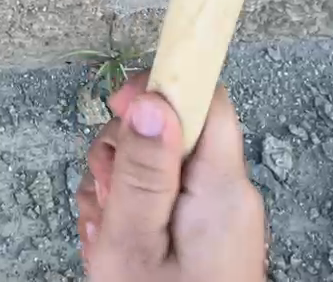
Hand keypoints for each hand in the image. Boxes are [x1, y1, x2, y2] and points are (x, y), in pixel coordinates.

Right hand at [74, 79, 266, 280]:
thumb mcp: (135, 243)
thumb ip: (144, 169)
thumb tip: (153, 100)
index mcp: (222, 189)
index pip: (206, 97)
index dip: (159, 88)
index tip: (119, 107)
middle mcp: (226, 192)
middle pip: (168, 127)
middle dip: (121, 149)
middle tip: (106, 195)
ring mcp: (213, 213)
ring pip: (152, 160)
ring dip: (115, 183)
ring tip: (107, 230)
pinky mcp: (200, 230)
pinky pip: (156, 193)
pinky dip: (125, 208)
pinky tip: (114, 241)